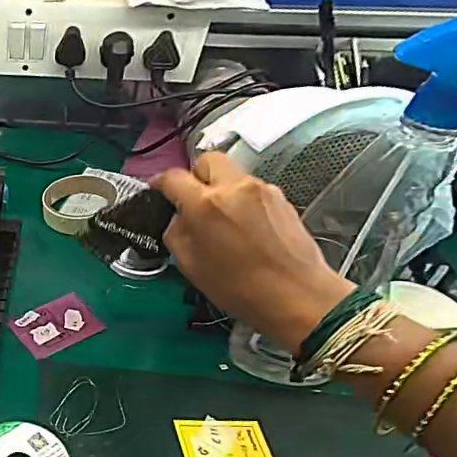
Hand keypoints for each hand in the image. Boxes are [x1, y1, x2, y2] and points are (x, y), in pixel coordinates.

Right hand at [151, 154, 354, 351]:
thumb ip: (176, 231)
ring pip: (231, 174)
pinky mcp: (281, 198)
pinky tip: (244, 227)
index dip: (159, 183)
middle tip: (191, 199)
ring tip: (220, 218)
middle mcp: (234, 187)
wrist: (298, 296)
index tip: (157, 191)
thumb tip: (178, 217)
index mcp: (205, 204)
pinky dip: (241, 200)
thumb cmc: (238, 287)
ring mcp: (262, 189)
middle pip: (207, 160)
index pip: (172, 177)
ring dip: (220, 188)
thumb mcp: (189, 264)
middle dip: (195, 175)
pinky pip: (251, 189)